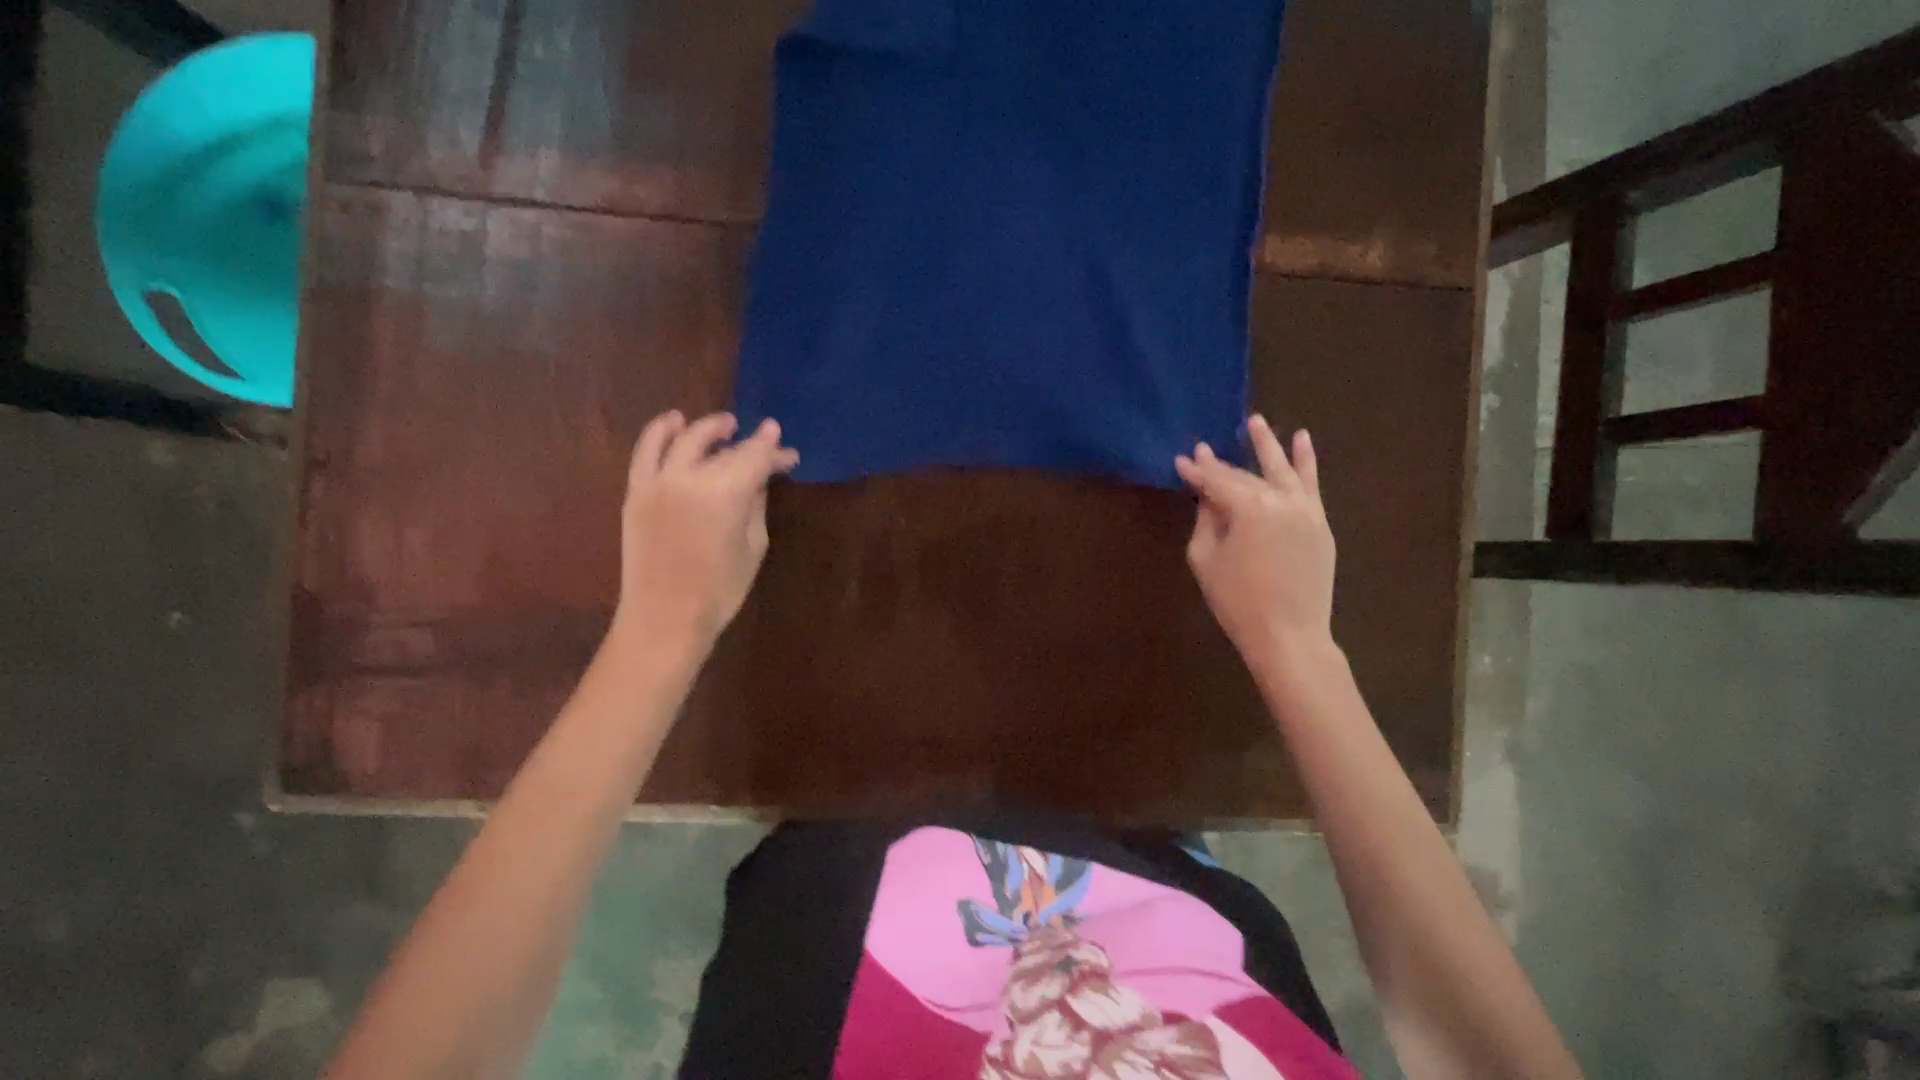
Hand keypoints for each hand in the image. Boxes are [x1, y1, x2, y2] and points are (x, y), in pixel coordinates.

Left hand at [614, 410, 798, 654]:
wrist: (664, 617)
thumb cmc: (719, 590)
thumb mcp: (752, 547)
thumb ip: (756, 505)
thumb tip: (758, 479)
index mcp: (727, 493)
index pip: (756, 458)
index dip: (775, 453)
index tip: (789, 455)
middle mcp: (691, 477)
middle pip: (726, 449)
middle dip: (750, 444)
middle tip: (765, 445)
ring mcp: (659, 481)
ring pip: (686, 439)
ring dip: (708, 428)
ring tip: (725, 425)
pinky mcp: (636, 490)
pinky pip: (646, 450)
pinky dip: (660, 430)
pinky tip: (674, 421)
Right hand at [1175, 415, 1335, 662]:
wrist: (1289, 635)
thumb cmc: (1237, 602)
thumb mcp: (1206, 560)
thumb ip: (1206, 521)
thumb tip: (1210, 499)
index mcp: (1248, 507)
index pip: (1216, 481)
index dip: (1196, 472)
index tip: (1180, 461)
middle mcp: (1280, 499)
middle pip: (1245, 477)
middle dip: (1222, 465)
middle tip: (1203, 451)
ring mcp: (1305, 509)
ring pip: (1282, 470)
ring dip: (1268, 444)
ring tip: (1256, 422)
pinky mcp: (1320, 523)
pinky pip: (1312, 485)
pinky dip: (1307, 461)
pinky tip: (1301, 439)